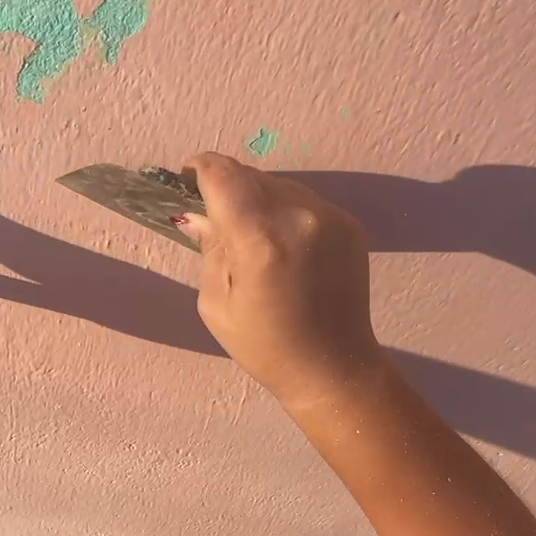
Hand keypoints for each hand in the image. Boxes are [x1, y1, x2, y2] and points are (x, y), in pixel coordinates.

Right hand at [177, 153, 382, 405]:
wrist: (332, 366)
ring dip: (257, 199)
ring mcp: (328, 216)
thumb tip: (201, 214)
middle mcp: (298, 216)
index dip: (200, 169)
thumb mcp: (216, 304)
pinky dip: (284, 213)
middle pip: (250, 176)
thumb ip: (210, 249)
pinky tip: (282, 249)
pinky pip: (304, 202)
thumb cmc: (263, 346)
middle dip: (227, 188)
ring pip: (279, 186)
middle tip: (215, 217)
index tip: (187, 177)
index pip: (223, 176)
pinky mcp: (347, 223)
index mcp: (259, 240)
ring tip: (251, 238)